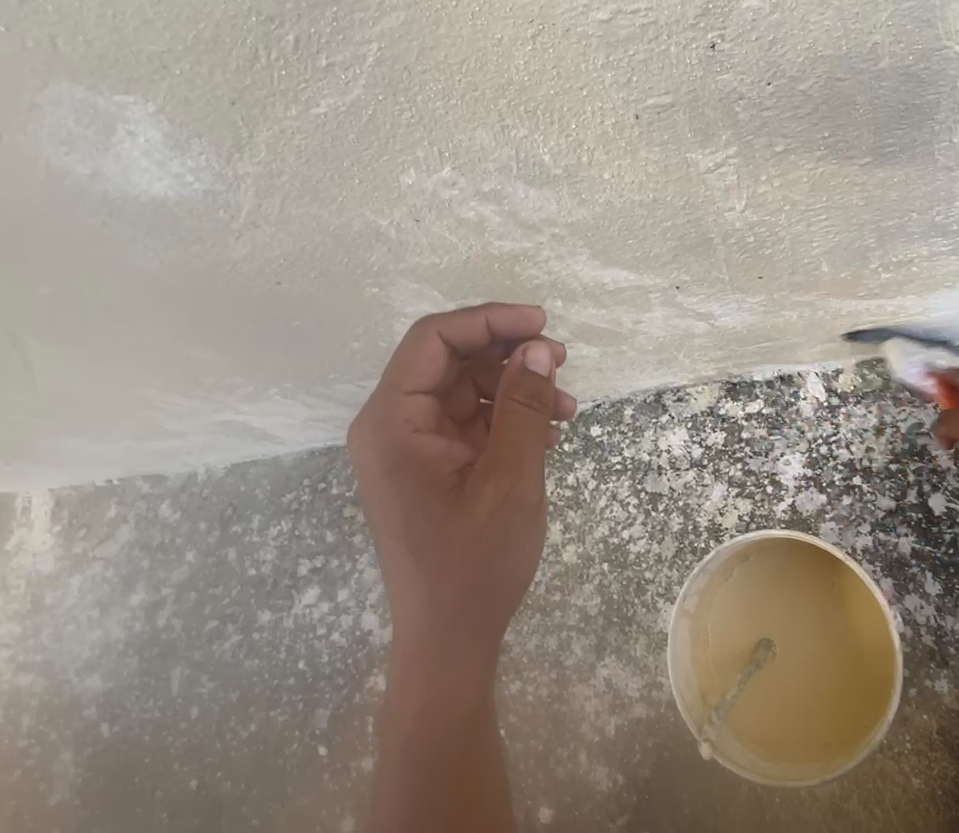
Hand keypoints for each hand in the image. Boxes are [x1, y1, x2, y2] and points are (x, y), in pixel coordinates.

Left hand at [348, 303, 577, 662]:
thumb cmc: (474, 564)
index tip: (542, 324)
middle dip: (509, 355)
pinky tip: (549, 434)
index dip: (488, 320)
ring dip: (517, 388)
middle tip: (562, 364)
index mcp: (391, 423)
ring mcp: (412, 447)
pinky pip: (473, 421)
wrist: (452, 639)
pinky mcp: (433, 465)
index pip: (433, 341)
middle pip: (451, 360)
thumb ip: (524, 406)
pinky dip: (511, 419)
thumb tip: (539, 348)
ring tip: (566, 409)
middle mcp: (393, 425)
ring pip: (467, 388)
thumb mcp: (510, 479)